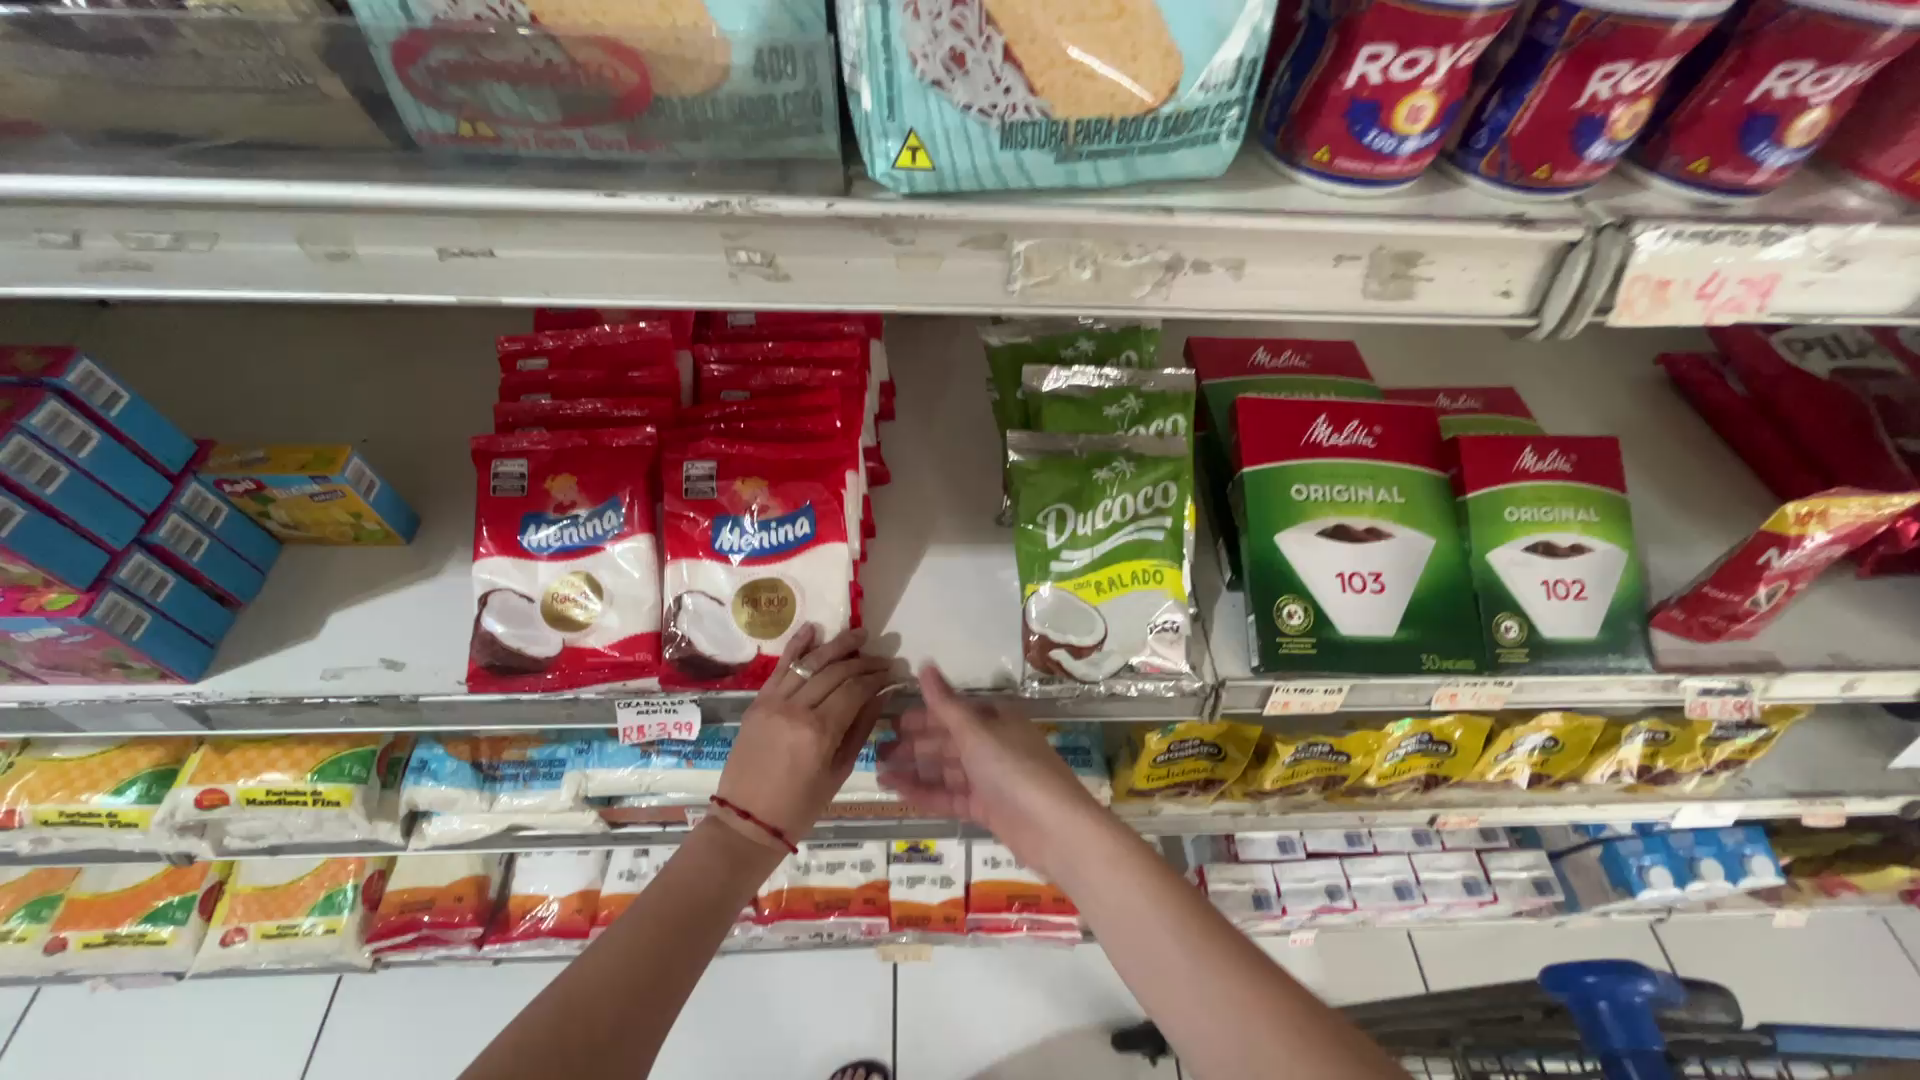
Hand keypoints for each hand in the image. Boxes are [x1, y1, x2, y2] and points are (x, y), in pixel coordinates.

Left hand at [715, 624, 895, 846]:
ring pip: (810, 664)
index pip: (855, 690)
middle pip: (836, 673)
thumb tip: (879, 698)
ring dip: (836, 646)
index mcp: (820, 733)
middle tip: (882, 659)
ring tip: (858, 635)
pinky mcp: (757, 703)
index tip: (893, 673)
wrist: (746, 822)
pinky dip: (796, 646)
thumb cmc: (799, 807)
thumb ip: (859, 730)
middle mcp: (796, 710)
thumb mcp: (838, 773)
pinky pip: (779, 668)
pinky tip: (813, 629)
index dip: (877, 678)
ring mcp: (773, 703)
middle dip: (863, 662)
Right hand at [878, 664, 1102, 875]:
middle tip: (878, 751)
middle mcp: (994, 746)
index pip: (955, 712)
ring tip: (879, 773)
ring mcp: (991, 779)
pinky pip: (950, 796)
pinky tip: (897, 791)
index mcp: (997, 720)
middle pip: (949, 741)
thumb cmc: (1014, 769)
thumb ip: (945, 704)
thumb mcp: (976, 732)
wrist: (1054, 827)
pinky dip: (924, 792)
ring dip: (915, 769)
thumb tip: (925, 664)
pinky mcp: (986, 809)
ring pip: (946, 770)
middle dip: (915, 745)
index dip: (925, 716)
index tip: (893, 722)